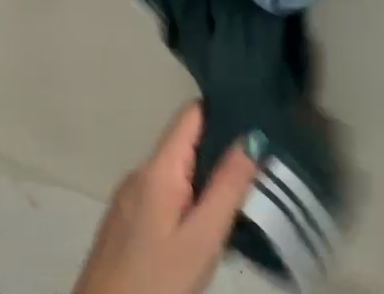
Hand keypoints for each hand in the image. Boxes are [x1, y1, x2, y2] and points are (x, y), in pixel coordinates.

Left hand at [72, 102, 260, 293]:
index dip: (226, 108)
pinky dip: (189, 200)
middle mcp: (137, 177)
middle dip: (222, 150)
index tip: (261, 116)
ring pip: (177, 172)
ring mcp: (126, 203)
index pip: (192, 113)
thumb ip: (229, 184)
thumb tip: (253, 136)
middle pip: (186, 142)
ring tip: (240, 200)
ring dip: (207, 180)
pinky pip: (164, 195)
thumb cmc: (155, 286)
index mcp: (157, 171)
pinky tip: (206, 228)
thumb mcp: (203, 237)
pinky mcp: (122, 228)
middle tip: (261, 168)